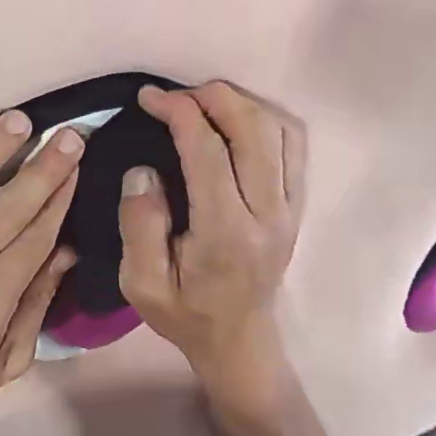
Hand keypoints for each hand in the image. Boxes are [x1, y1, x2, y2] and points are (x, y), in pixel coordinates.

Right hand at [119, 82, 304, 381]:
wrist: (239, 342)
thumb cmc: (184, 313)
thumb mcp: (140, 283)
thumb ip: (139, 225)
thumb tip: (143, 170)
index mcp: (226, 234)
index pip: (208, 151)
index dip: (178, 112)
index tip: (149, 98)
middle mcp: (268, 215)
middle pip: (254, 129)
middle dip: (212, 97)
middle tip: (174, 94)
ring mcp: (290, 208)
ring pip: (280, 129)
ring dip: (240, 103)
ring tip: (200, 101)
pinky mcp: (296, 204)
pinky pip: (292, 144)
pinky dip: (264, 118)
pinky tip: (234, 118)